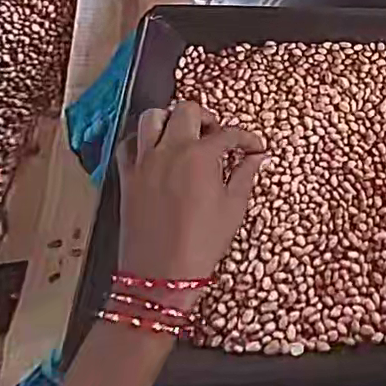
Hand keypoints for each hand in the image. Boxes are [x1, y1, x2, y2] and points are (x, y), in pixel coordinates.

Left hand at [117, 102, 266, 283]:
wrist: (161, 274)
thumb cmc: (202, 242)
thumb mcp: (234, 207)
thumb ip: (245, 174)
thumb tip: (257, 157)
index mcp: (200, 155)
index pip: (229, 134)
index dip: (247, 139)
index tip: (255, 148)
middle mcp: (170, 150)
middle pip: (187, 110)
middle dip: (207, 117)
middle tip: (217, 136)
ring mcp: (144, 161)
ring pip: (152, 117)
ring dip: (171, 120)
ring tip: (185, 136)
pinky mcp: (127, 176)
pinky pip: (129, 144)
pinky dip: (142, 140)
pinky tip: (156, 152)